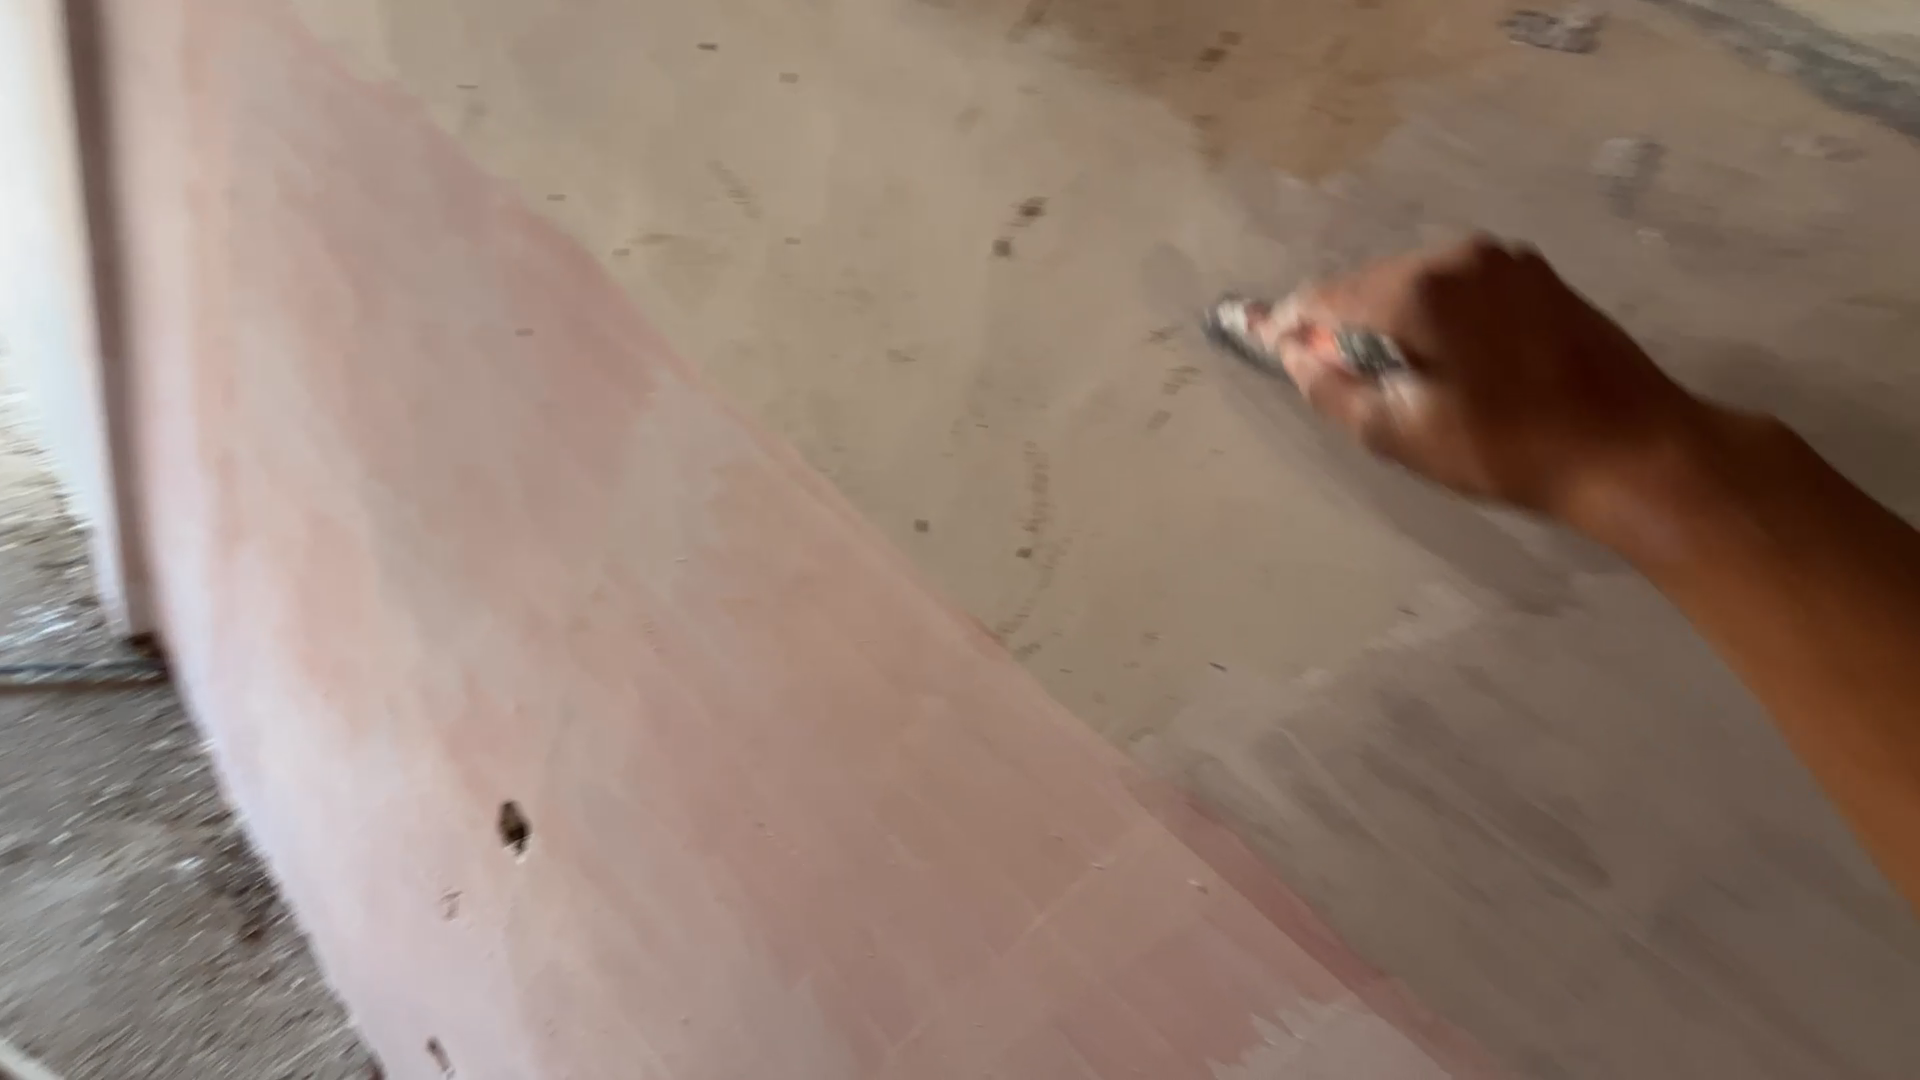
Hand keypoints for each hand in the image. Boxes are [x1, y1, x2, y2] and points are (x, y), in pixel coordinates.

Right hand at [1263, 236, 1718, 538]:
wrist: (1632, 449)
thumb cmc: (1503, 448)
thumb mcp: (1396, 432)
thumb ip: (1328, 388)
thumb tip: (1292, 352)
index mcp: (1421, 290)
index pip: (1327, 296)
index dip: (1291, 323)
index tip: (1269, 344)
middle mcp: (1460, 256)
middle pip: (1367, 284)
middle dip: (1339, 325)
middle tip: (1331, 376)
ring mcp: (1504, 260)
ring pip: (1409, 283)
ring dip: (1382, 321)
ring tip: (1385, 375)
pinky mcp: (1534, 276)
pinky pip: (1451, 286)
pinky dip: (1424, 315)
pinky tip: (1434, 358)